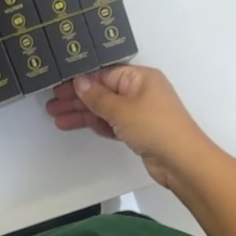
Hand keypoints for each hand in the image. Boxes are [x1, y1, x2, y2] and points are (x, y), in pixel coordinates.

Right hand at [46, 65, 219, 188]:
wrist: (182, 161)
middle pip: (103, 91)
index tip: (59, 86)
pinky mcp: (139, 132)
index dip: (80, 80)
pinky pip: (112, 124)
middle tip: (53, 105)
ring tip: (58, 118)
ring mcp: (140, 113)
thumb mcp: (121, 110)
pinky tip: (78, 125)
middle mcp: (141, 91)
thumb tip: (80, 82)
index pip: (104, 73)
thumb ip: (97, 97)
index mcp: (140, 77)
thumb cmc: (157, 129)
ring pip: (105, 109)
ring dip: (83, 113)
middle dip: (77, 99)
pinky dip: (96, 125)